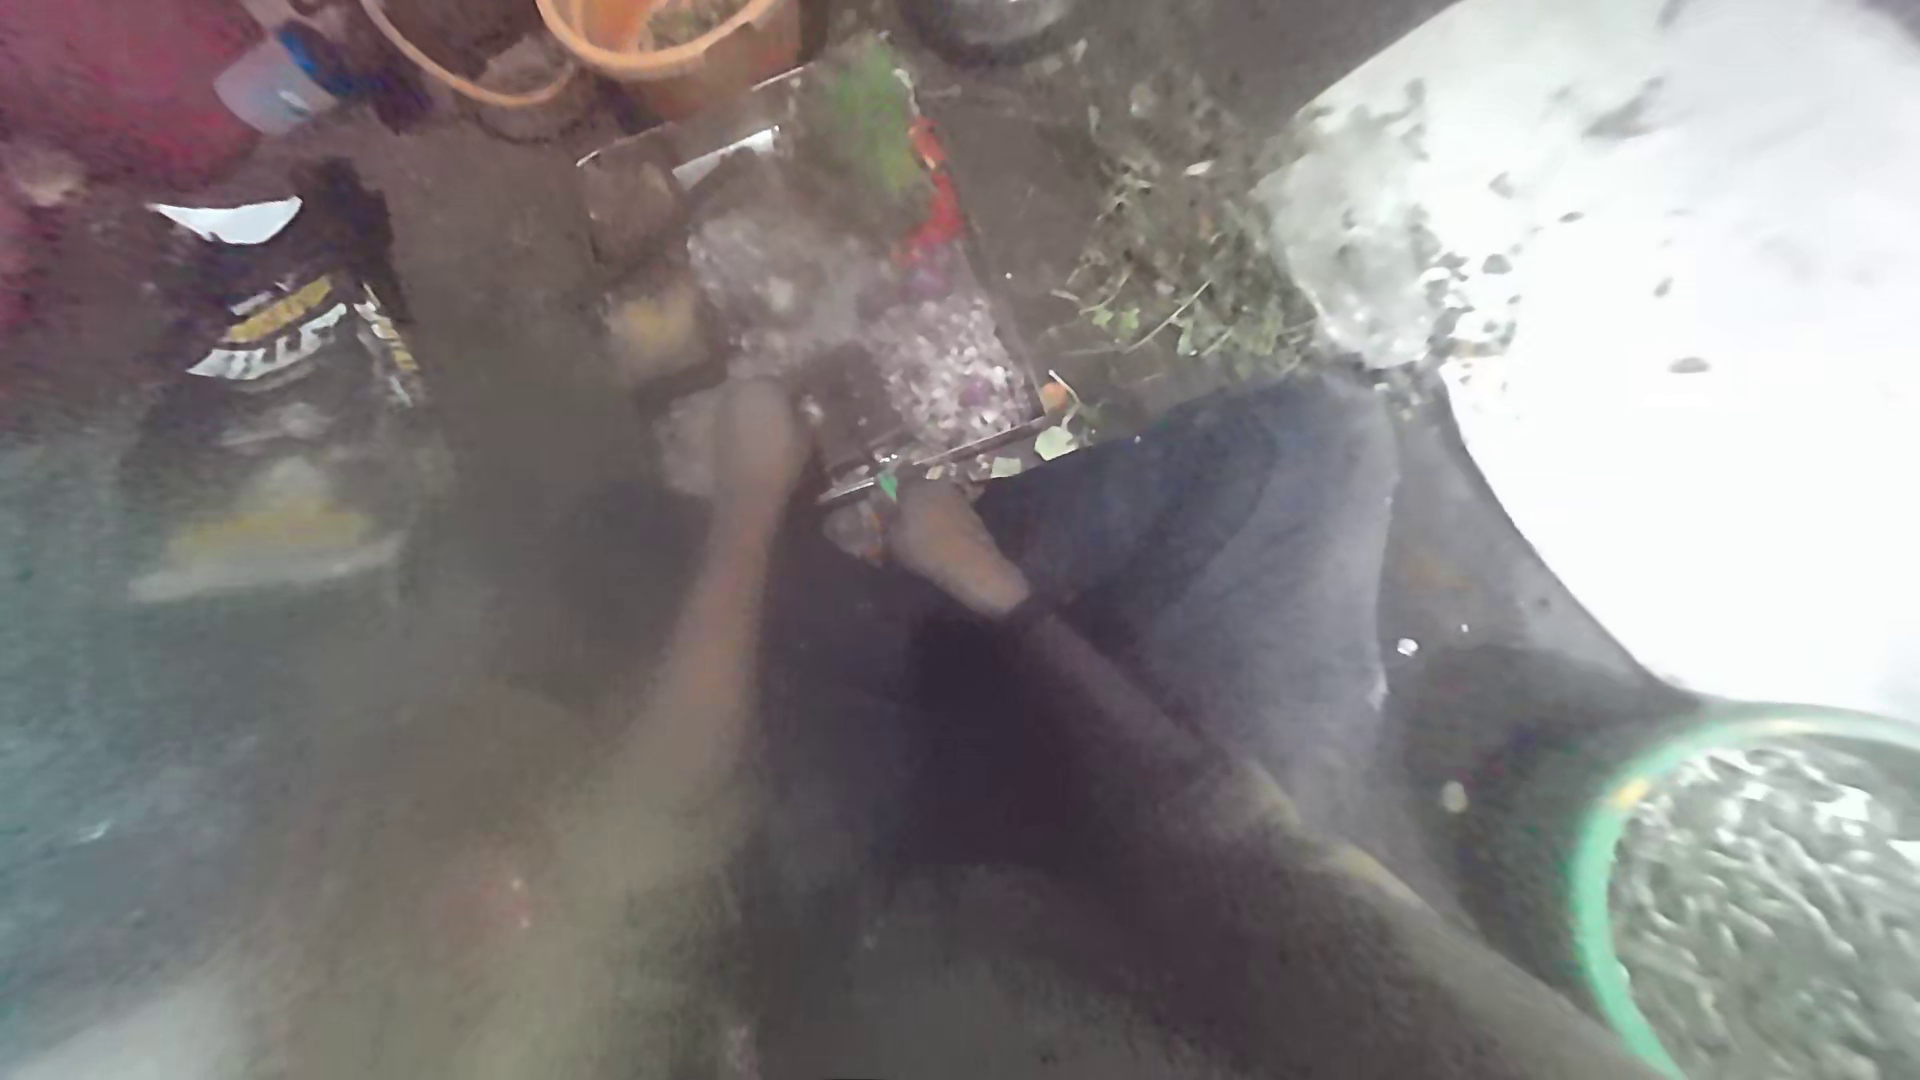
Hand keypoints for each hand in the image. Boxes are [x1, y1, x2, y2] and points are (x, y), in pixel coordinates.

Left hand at [713, 379, 807, 527]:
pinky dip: (748, 423)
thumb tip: (806, 408)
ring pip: (749, 401)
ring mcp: (726, 406)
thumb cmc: (784, 458)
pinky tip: (758, 437)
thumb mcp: (807, 437)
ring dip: (761, 410)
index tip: (808, 404)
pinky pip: (738, 417)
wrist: (748, 489)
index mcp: (768, 385)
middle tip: (792, 414)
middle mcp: (743, 389)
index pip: (789, 382)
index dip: (800, 394)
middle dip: (777, 398)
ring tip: (775, 427)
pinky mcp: (716, 425)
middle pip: (764, 388)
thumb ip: (807, 416)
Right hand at [890, 481, 1031, 617]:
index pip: (901, 472)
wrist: (970, 563)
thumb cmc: (923, 548)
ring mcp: (958, 497)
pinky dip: (946, 520)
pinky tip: (942, 537)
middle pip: (921, 486)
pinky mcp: (973, 512)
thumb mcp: (892, 540)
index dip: (895, 483)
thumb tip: (883, 512)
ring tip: (925, 531)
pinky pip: (952, 512)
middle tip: (907, 518)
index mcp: (914, 486)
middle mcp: (937, 484)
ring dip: (931, 510)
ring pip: (938, 499)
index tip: (890, 496)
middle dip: (914, 499)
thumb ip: (886, 522)